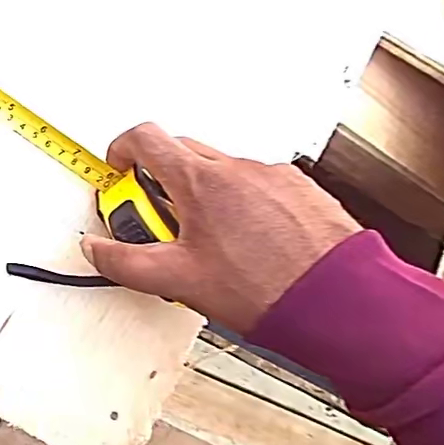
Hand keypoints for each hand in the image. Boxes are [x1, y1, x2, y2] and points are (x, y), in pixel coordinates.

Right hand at [79, 123, 361, 332]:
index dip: (121, 150)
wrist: (347, 305)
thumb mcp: (175, 280)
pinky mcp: (302, 192)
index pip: (145, 138)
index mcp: (200, 181)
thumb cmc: (269, 289)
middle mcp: (236, 169)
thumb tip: (96, 249)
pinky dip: (238, 201)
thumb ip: (122, 261)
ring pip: (218, 169)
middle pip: (179, 151)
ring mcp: (273, 177)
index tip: (118, 171)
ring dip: (199, 192)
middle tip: (157, 218)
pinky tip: (243, 241)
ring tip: (205, 239)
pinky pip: (255, 183)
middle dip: (157, 178)